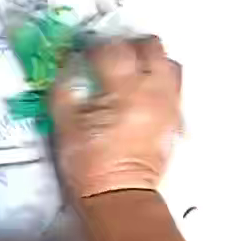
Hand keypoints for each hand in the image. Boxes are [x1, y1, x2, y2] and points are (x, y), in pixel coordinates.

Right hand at [50, 35, 181, 198]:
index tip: (81, 53)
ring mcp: (169, 104)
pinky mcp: (175, 119)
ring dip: (150, 60)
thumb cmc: (88, 161)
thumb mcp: (64, 125)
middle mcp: (154, 90)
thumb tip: (67, 67)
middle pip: (151, 48)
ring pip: (169, 64)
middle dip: (128, 45)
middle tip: (108, 55)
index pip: (114, 50)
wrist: (118, 194)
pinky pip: (174, 87)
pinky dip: (159, 81)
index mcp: (125, 89)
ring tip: (129, 71)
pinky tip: (141, 93)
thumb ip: (64, 90)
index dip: (95, 46)